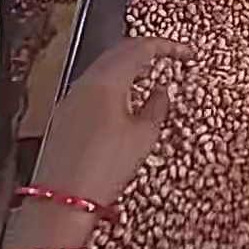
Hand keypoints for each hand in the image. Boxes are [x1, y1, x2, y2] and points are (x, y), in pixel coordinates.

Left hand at [30, 37, 191, 207]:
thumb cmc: (106, 168)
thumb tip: (162, 90)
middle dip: (147, 48)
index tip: (187, 53)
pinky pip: (93, 82)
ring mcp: (71, 96)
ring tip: (151, 72)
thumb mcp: (144, 136)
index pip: (141, 47)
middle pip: (120, 49)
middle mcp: (86, 81)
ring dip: (130, 63)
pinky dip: (114, 79)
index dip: (168, 46)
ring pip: (104, 65)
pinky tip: (125, 94)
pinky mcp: (65, 113)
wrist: (61, 202)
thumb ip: (157, 105)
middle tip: (170, 55)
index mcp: (108, 80)